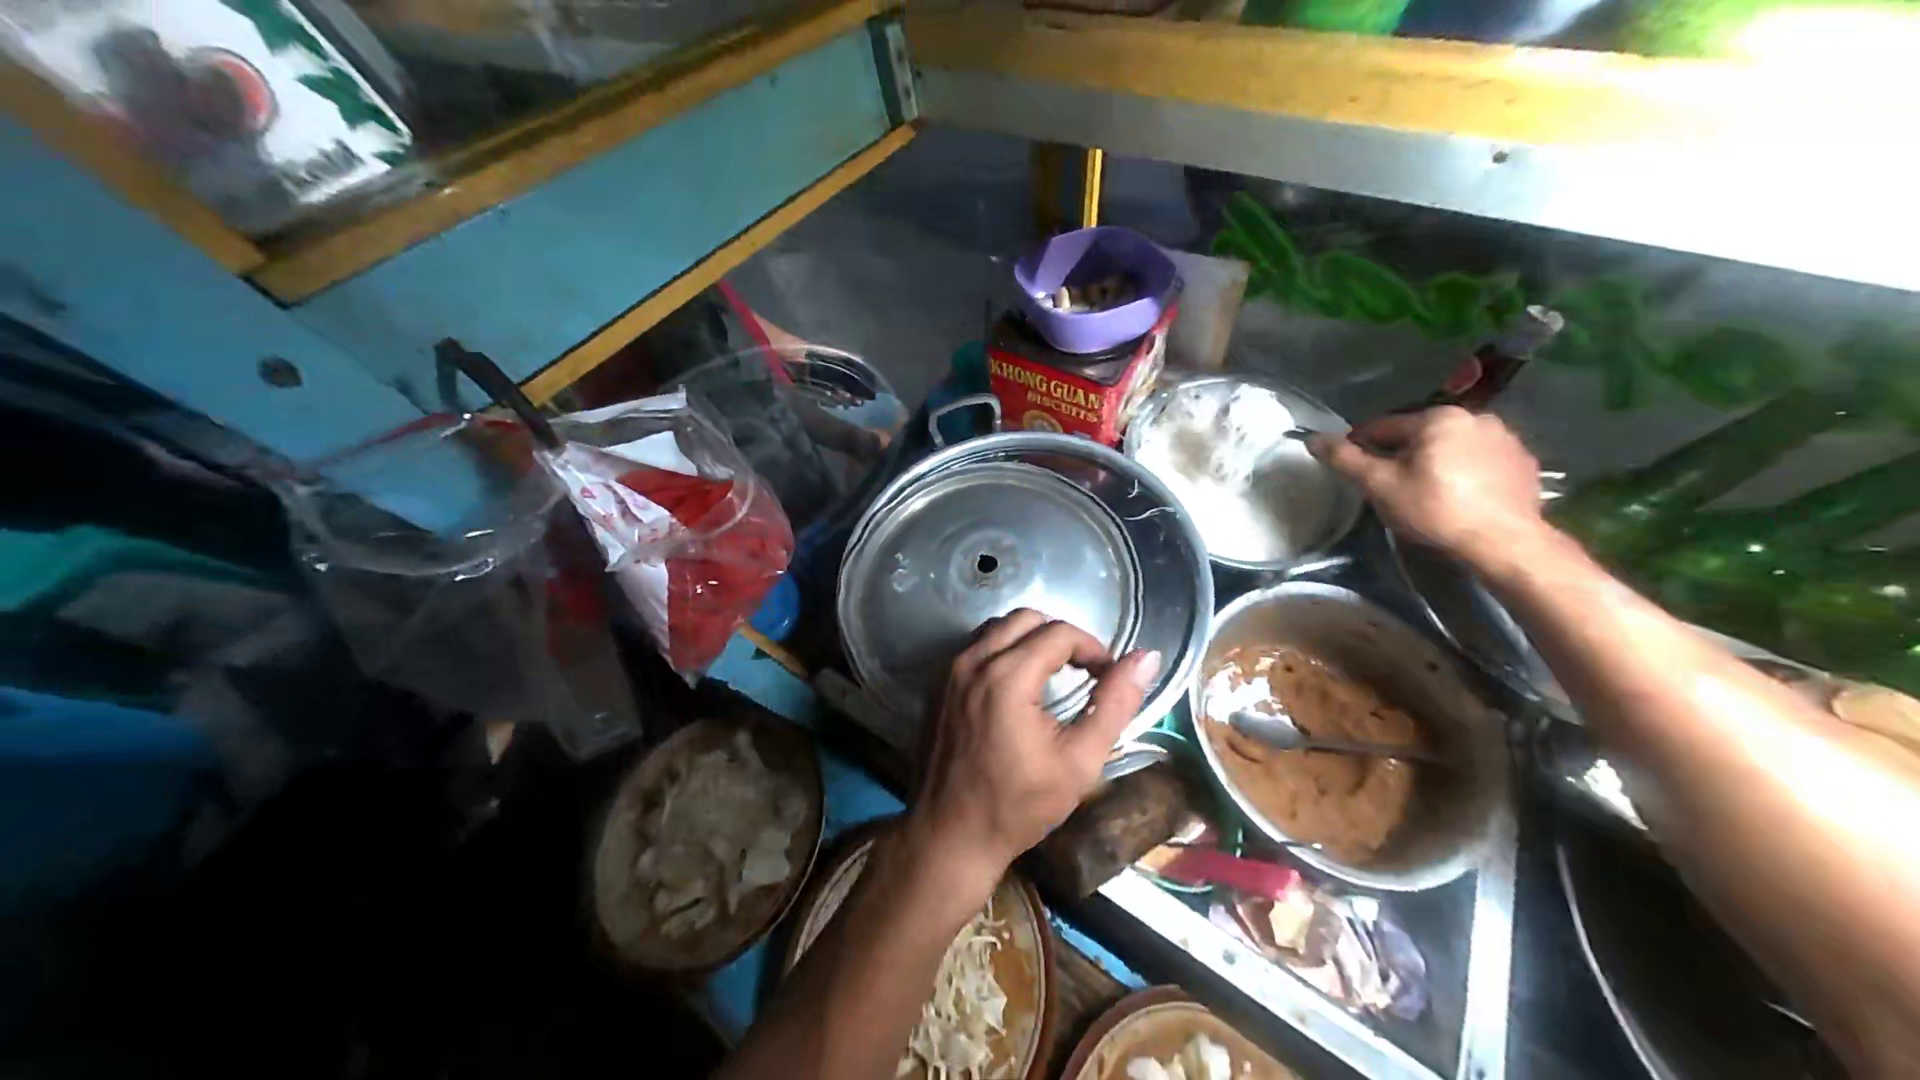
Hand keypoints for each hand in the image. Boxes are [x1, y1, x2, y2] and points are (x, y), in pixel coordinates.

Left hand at [908, 610, 1161, 892]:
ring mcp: (949, 671)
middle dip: (1061, 637)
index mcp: (1007, 676)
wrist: (951, 835)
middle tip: (1083, 671)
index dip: (1093, 648)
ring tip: (1053, 675)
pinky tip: (1018, 686)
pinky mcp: (938, 684)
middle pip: (1026, 618)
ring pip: (998, 627)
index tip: (1107, 676)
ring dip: (1030, 639)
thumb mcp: (1080, 760)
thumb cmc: (1019, 804)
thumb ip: (1114, 703)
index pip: (1060, 633)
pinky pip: (975, 646)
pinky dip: (1003, 650)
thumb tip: (1145, 659)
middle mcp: (973, 661)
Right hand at [1309, 407, 1546, 566]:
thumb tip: (1313, 438)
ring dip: (1433, 461)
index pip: (1381, 426)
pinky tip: (1459, 497)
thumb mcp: (1379, 485)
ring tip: (1426, 494)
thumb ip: (1345, 459)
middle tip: (1390, 488)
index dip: (1361, 449)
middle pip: (1418, 435)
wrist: (1504, 542)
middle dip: (1400, 456)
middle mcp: (1475, 416)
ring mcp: (1505, 437)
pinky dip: (1465, 471)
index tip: (1356, 474)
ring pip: (1450, 445)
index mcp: (1436, 417)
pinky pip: (1479, 459)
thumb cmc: (1434, 510)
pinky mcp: (1523, 460)